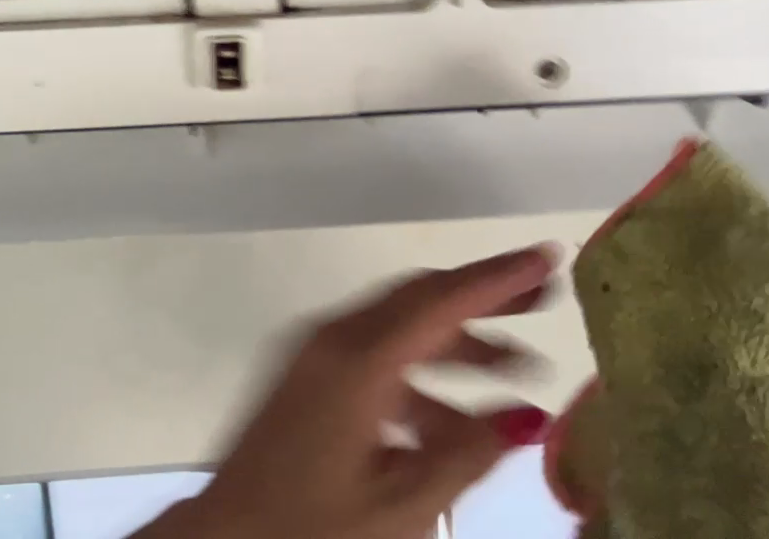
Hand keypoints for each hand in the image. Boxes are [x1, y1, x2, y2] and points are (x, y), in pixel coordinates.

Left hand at [139, 244, 560, 538]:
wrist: (224, 537)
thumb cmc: (309, 525)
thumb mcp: (401, 502)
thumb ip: (466, 454)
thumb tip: (527, 416)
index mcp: (358, 359)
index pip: (441, 300)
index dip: (499, 276)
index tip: (544, 257)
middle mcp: (335, 339)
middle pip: (420, 299)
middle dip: (483, 298)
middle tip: (542, 298)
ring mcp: (316, 353)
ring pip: (399, 327)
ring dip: (456, 343)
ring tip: (516, 371)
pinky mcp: (307, 374)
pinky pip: (375, 354)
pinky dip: (420, 372)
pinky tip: (453, 415)